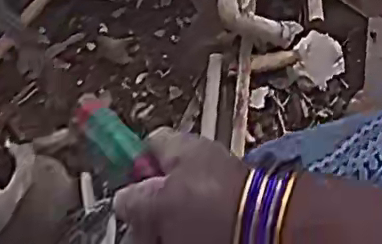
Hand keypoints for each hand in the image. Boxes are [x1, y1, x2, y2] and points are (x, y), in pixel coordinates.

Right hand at [113, 128, 249, 243]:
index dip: (134, 169)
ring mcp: (213, 186)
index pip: (149, 146)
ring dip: (164, 227)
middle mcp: (197, 161)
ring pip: (176, 207)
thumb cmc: (207, 206)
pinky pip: (194, 220)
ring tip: (160, 240)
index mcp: (181, 146)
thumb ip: (136, 198)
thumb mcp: (161, 202)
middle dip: (147, 210)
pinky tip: (181, 239)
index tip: (128, 200)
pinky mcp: (225, 212)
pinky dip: (184, 232)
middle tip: (143, 233)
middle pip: (159, 183)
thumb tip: (122, 198)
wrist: (260, 227)